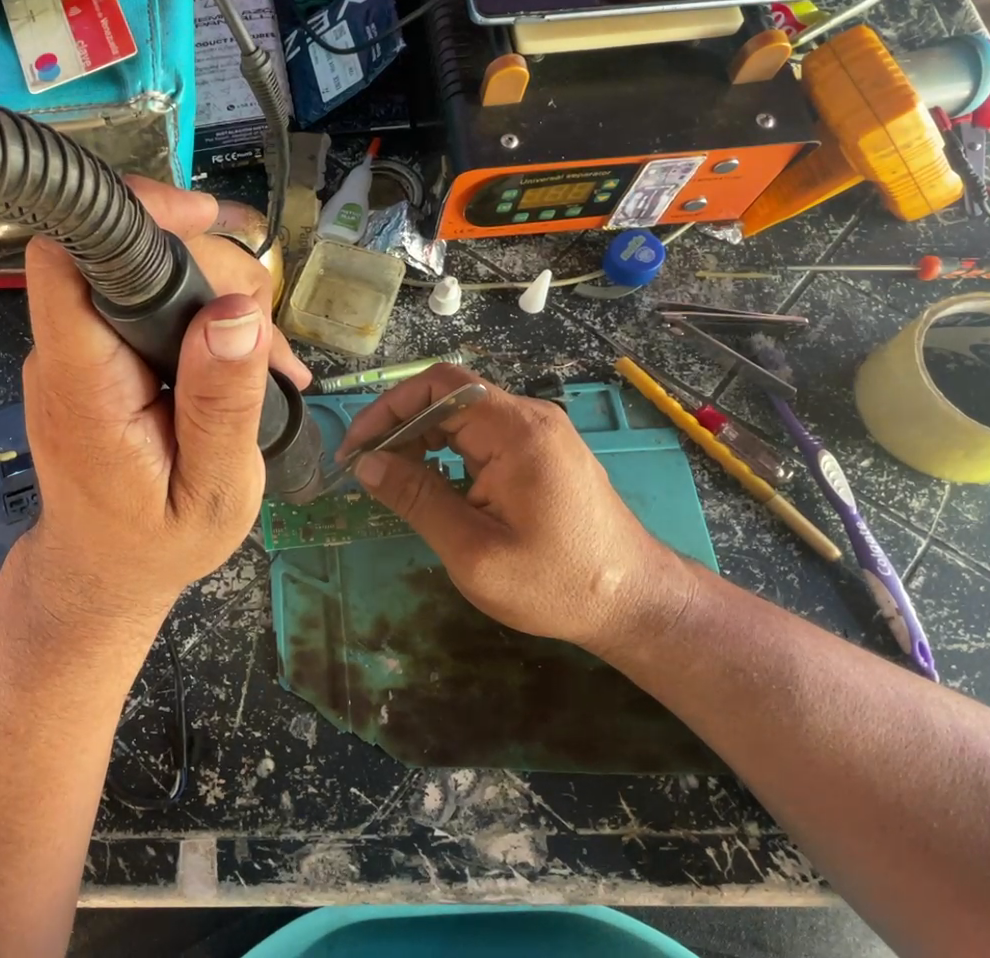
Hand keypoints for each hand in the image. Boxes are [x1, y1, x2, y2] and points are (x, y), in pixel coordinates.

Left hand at [14, 179, 308, 626]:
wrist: (104, 571)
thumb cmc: (155, 542)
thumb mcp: (212, 489)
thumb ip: (222, 404)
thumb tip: (237, 309)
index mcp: (84, 383)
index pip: (67, 260)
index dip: (129, 216)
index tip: (205, 219)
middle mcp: (68, 353)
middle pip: (129, 257)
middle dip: (211, 270)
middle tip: (269, 340)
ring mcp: (80, 353)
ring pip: (147, 277)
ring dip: (219, 298)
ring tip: (269, 363)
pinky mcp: (99, 357)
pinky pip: (149, 309)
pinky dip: (204, 320)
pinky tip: (248, 361)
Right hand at [341, 364, 694, 652]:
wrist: (633, 602)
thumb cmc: (555, 584)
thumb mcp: (473, 551)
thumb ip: (417, 500)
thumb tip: (367, 464)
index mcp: (517, 432)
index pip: (438, 387)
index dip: (387, 409)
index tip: (356, 449)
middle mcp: (530, 419)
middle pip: (448, 396)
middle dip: (398, 425)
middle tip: (366, 468)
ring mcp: (540, 434)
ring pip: (463, 414)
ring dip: (419, 438)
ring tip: (390, 478)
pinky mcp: (542, 452)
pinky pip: (482, 434)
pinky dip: (446, 449)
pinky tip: (429, 482)